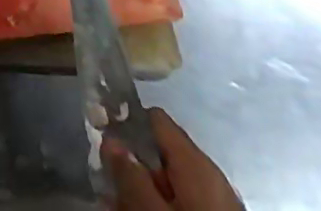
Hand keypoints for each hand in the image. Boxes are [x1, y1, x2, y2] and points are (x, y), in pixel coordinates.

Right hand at [103, 109, 241, 210]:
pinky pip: (182, 204)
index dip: (126, 123)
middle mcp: (210, 176)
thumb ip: (129, 174)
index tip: (103, 141)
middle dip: (131, 168)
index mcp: (195, 163)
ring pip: (169, 183)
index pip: (155, 119)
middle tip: (107, 188)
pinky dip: (159, 207)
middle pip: (160, 154)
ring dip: (141, 192)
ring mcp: (217, 202)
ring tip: (117, 207)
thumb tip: (111, 141)